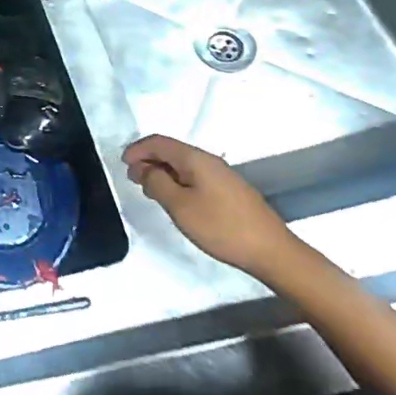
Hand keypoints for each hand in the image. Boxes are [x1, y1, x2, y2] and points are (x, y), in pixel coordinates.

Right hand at [123, 135, 300, 277]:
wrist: (273, 252)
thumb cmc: (221, 227)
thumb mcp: (179, 206)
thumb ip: (157, 182)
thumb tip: (145, 169)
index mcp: (195, 158)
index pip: (158, 142)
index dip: (137, 149)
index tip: (122, 165)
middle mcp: (209, 160)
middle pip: (171, 151)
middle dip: (148, 161)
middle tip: (134, 180)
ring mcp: (222, 175)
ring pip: (183, 165)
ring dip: (163, 173)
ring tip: (151, 192)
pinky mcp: (230, 191)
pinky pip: (195, 177)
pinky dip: (178, 182)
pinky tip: (177, 201)